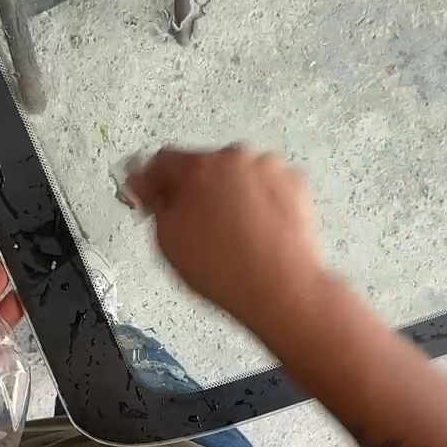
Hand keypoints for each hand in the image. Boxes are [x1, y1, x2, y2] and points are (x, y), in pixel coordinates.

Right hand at [124, 146, 328, 332]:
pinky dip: (259, 200)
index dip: (152, 180)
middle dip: (195, 189)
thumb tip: (152, 191)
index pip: (162, 160)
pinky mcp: (295, 181)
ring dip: (229, 194)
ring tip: (231, 233)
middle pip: (203, 166)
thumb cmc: (227, 271)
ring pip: (236, 174)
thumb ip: (155, 205)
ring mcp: (267, 167)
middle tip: (194, 223)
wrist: (281, 287)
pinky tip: (255, 230)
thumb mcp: (168, 241)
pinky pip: (266, 184)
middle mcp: (233, 159)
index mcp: (197, 168)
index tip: (151, 192)